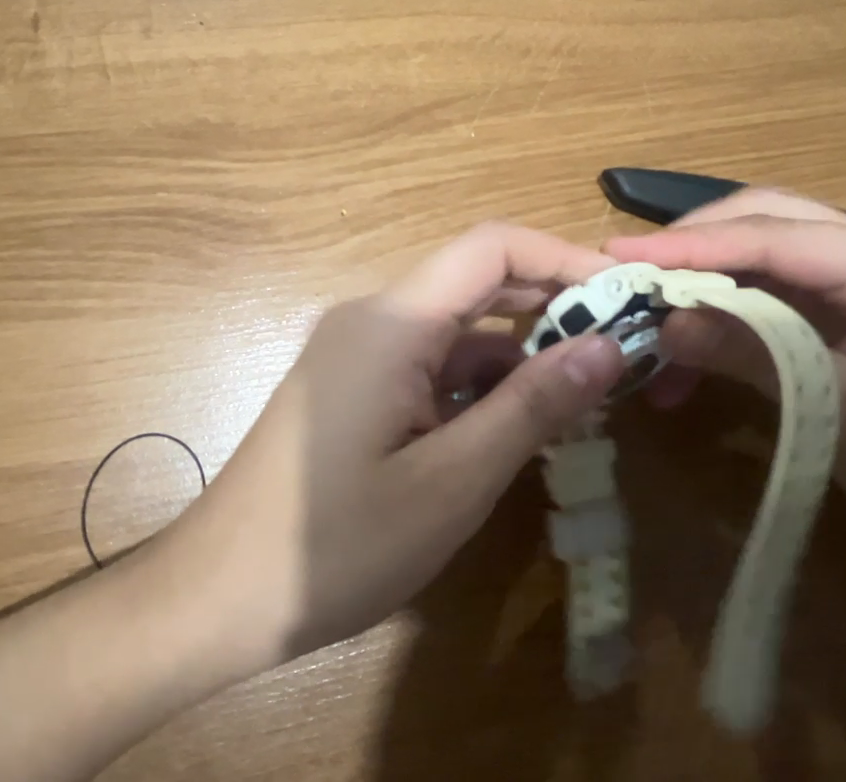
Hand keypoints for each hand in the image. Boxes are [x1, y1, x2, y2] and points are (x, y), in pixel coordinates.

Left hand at [150, 223, 628, 672]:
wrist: (216, 596)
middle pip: (474, 284)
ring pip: (453, 333)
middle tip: (623, 348)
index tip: (629, 296)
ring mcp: (354, 357)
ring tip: (583, 398)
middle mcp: (370, 321)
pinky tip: (512, 430)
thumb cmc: (338, 545)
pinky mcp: (349, 393)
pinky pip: (426, 368)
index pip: (491, 248)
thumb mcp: (452, 481)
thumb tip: (609, 345)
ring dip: (517, 355)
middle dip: (550, 307)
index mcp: (391, 323)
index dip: (563, 257)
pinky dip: (476, 388)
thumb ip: (531, 406)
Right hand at [606, 190, 845, 588]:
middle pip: (769, 223)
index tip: (619, 252)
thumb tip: (668, 320)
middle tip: (626, 275)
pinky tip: (690, 355)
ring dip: (704, 283)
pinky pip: (775, 296)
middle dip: (693, 246)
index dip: (694, 243)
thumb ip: (757, 357)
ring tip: (650, 324)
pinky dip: (725, 317)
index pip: (778, 235)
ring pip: (765, 256)